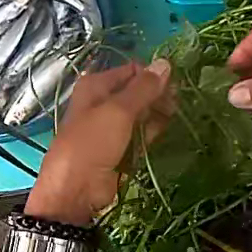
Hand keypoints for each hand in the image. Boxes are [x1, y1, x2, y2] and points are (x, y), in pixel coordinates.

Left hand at [26, 60, 171, 224]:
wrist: (76, 189)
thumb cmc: (92, 143)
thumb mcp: (118, 111)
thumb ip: (143, 88)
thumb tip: (165, 62)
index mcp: (95, 86)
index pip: (131, 71)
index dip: (152, 76)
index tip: (173, 85)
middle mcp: (102, 102)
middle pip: (138, 92)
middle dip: (157, 95)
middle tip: (176, 104)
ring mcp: (112, 126)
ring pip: (141, 113)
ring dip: (157, 113)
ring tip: (173, 116)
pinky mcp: (121, 147)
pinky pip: (141, 133)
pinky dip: (152, 131)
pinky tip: (165, 129)